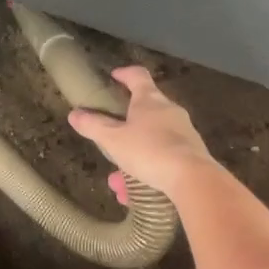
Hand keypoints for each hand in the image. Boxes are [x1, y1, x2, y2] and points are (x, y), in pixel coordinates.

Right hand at [68, 66, 215, 198]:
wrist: (194, 180)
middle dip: (125, 124)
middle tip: (110, 135)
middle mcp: (169, 111)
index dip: (124, 74)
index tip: (113, 76)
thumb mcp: (113, 139)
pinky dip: (147, 171)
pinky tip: (134, 194)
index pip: (138, 76)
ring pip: (153, 139)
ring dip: (134, 155)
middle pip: (146, 109)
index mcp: (150, 100)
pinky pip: (163, 159)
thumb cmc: (149, 150)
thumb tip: (74, 114)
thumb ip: (93, 126)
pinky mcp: (192, 156)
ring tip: (118, 180)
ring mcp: (184, 133)